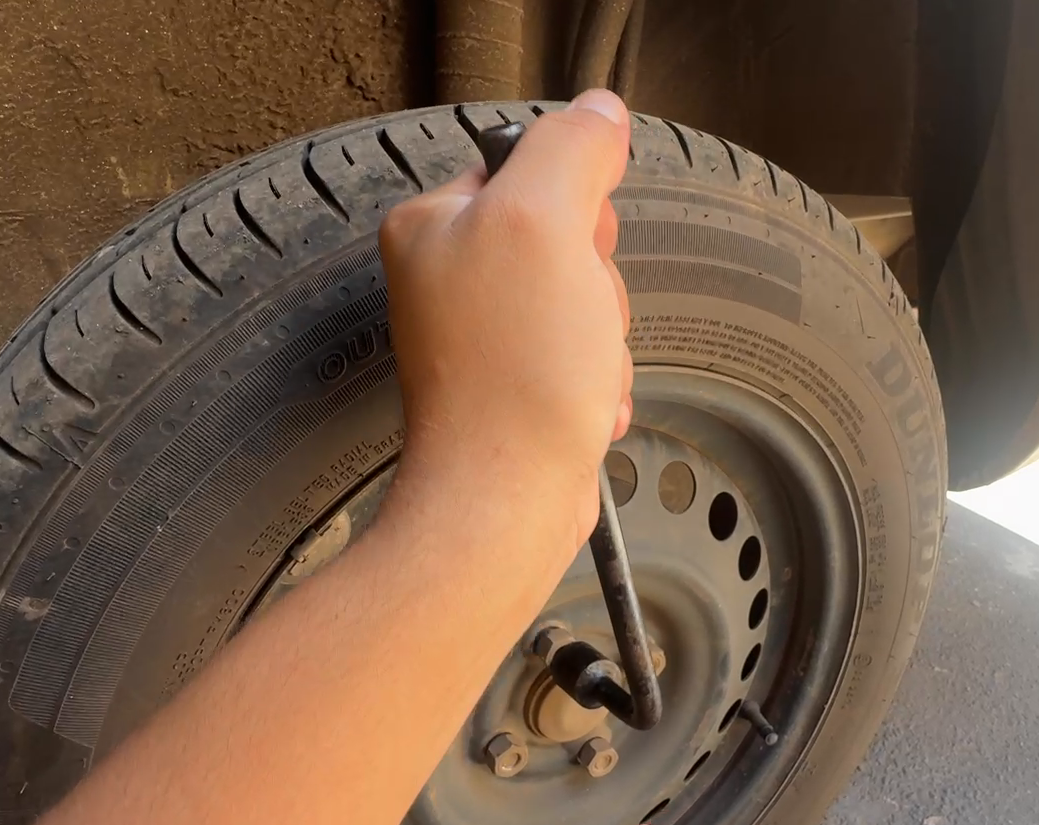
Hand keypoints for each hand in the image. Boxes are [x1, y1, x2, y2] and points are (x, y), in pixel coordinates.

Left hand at [378, 89, 633, 548]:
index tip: (576, 251)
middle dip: (595, 288)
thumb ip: (570, 151)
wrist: (510, 496)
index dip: (576, 210)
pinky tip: (584, 410)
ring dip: (603, 343)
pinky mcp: (517, 389)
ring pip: (585, 307)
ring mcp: (486, 341)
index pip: (532, 172)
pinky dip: (597, 385)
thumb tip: (598, 115)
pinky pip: (583, 360)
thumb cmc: (513, 375)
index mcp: (435, 227)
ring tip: (578, 377)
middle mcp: (452, 282)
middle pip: (568, 246)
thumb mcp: (544, 224)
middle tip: (576, 321)